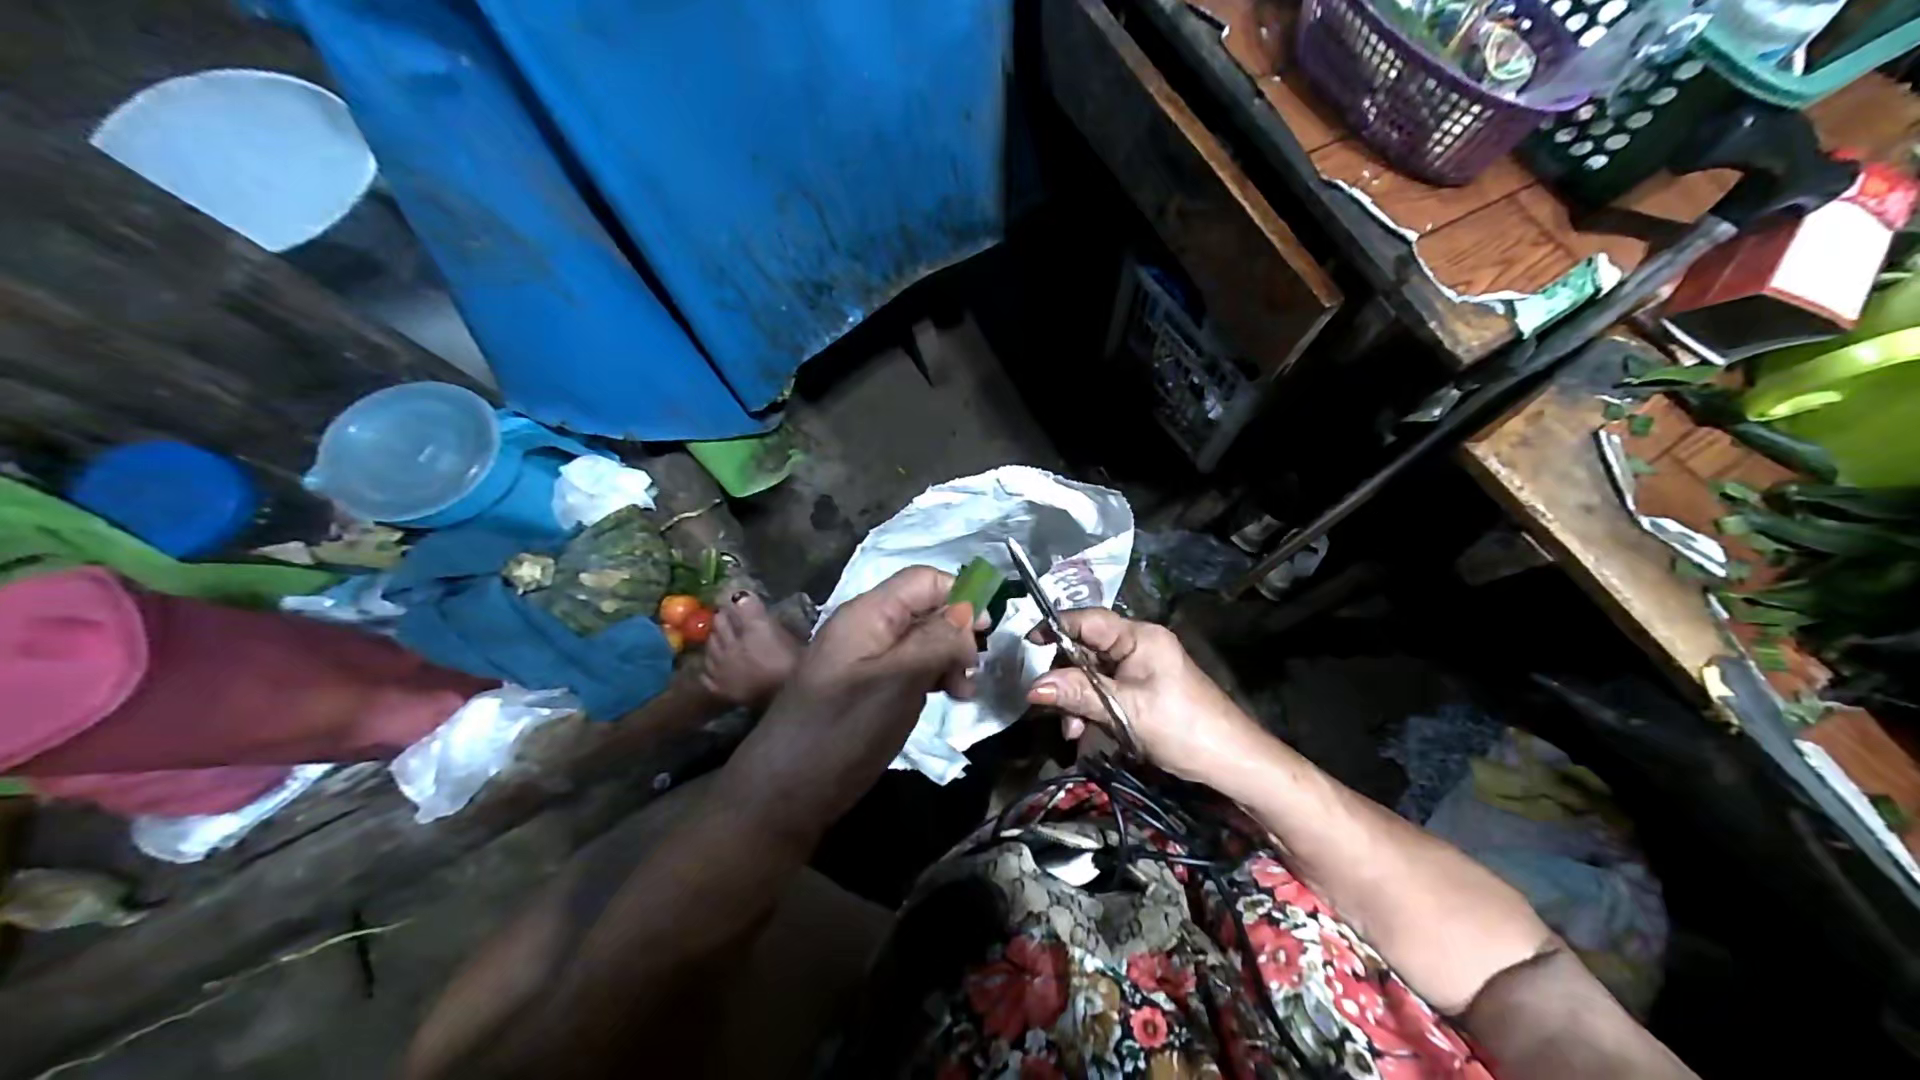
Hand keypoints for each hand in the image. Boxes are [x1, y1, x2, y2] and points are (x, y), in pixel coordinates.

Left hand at [723, 566, 978, 832]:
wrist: (786, 792)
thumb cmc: (843, 730)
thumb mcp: (897, 680)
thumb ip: (936, 640)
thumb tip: (968, 613)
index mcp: (868, 613)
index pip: (923, 580)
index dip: (960, 596)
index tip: (987, 631)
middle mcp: (867, 628)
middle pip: (925, 609)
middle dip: (957, 633)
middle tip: (972, 673)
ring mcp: (866, 659)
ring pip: (921, 640)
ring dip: (949, 658)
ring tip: (963, 693)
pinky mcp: (868, 688)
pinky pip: (909, 667)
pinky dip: (933, 676)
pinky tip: (947, 698)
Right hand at [1026, 609, 1261, 783]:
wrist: (1232, 762)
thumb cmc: (1182, 728)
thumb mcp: (1125, 711)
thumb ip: (1078, 694)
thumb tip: (1032, 686)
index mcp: (1139, 637)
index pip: (1087, 620)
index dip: (1055, 628)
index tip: (1027, 644)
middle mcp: (1138, 644)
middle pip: (1085, 648)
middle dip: (1064, 678)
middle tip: (1052, 710)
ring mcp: (1140, 667)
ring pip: (1091, 673)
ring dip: (1076, 700)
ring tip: (1074, 732)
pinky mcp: (1141, 689)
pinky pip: (1104, 689)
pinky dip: (1091, 708)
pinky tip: (1086, 732)